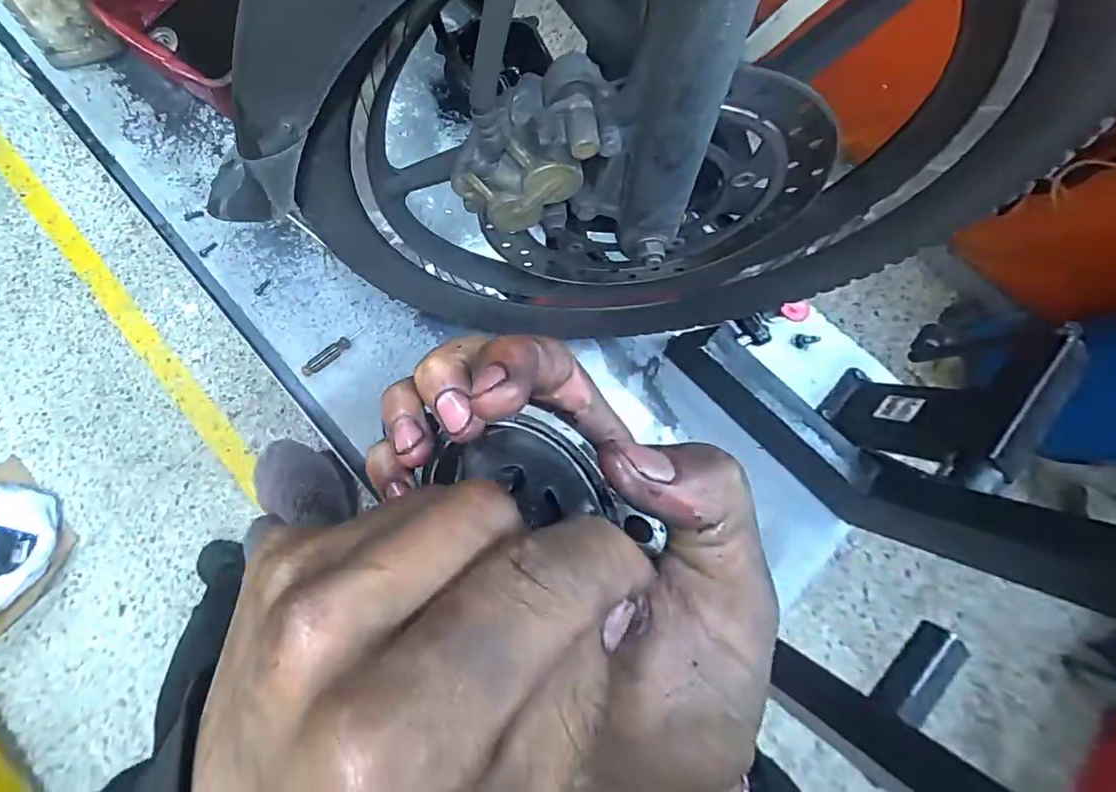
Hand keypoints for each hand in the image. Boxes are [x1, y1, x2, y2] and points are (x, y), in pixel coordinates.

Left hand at [193, 481, 654, 790]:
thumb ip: (565, 697)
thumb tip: (601, 590)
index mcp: (385, 736)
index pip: (526, 589)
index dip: (597, 560)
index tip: (619, 562)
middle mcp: (321, 634)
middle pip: (477, 513)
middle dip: (526, 545)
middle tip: (531, 592)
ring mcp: (287, 579)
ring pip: (431, 498)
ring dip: (465, 541)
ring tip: (459, 601)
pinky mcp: (270, 551)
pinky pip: (379, 507)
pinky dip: (410, 543)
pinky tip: (402, 597)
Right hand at [367, 336, 778, 791]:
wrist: (617, 777)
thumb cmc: (677, 693)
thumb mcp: (723, 597)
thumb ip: (716, 508)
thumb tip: (634, 456)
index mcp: (595, 460)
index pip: (552, 377)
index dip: (519, 364)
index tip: (494, 393)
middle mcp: (532, 465)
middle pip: (482, 376)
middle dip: (454, 376)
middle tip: (448, 416)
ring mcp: (481, 494)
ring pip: (436, 412)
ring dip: (416, 407)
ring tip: (413, 444)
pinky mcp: (441, 531)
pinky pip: (407, 470)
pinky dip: (392, 457)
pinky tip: (395, 481)